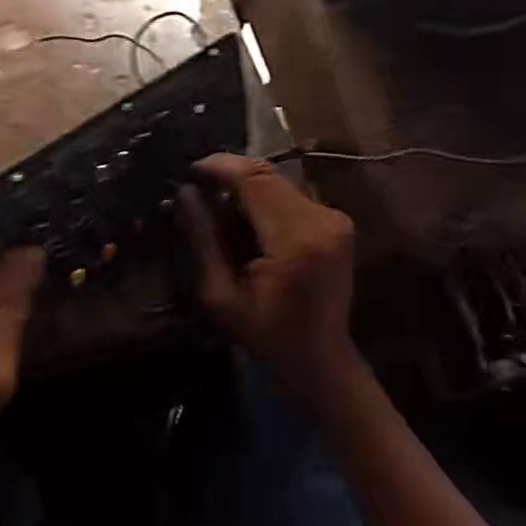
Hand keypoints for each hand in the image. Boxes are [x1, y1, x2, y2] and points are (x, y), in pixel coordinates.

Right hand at [177, 153, 360, 393]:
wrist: (321, 358)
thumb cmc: (268, 337)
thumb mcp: (222, 296)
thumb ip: (204, 240)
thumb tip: (185, 195)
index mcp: (296, 240)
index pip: (255, 180)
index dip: (220, 167)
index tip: (191, 170)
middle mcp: (323, 220)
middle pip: (270, 176)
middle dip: (232, 176)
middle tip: (200, 189)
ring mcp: (337, 220)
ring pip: (283, 184)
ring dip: (251, 189)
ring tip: (222, 207)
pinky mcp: (340, 224)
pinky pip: (296, 198)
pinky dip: (269, 202)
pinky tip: (251, 222)